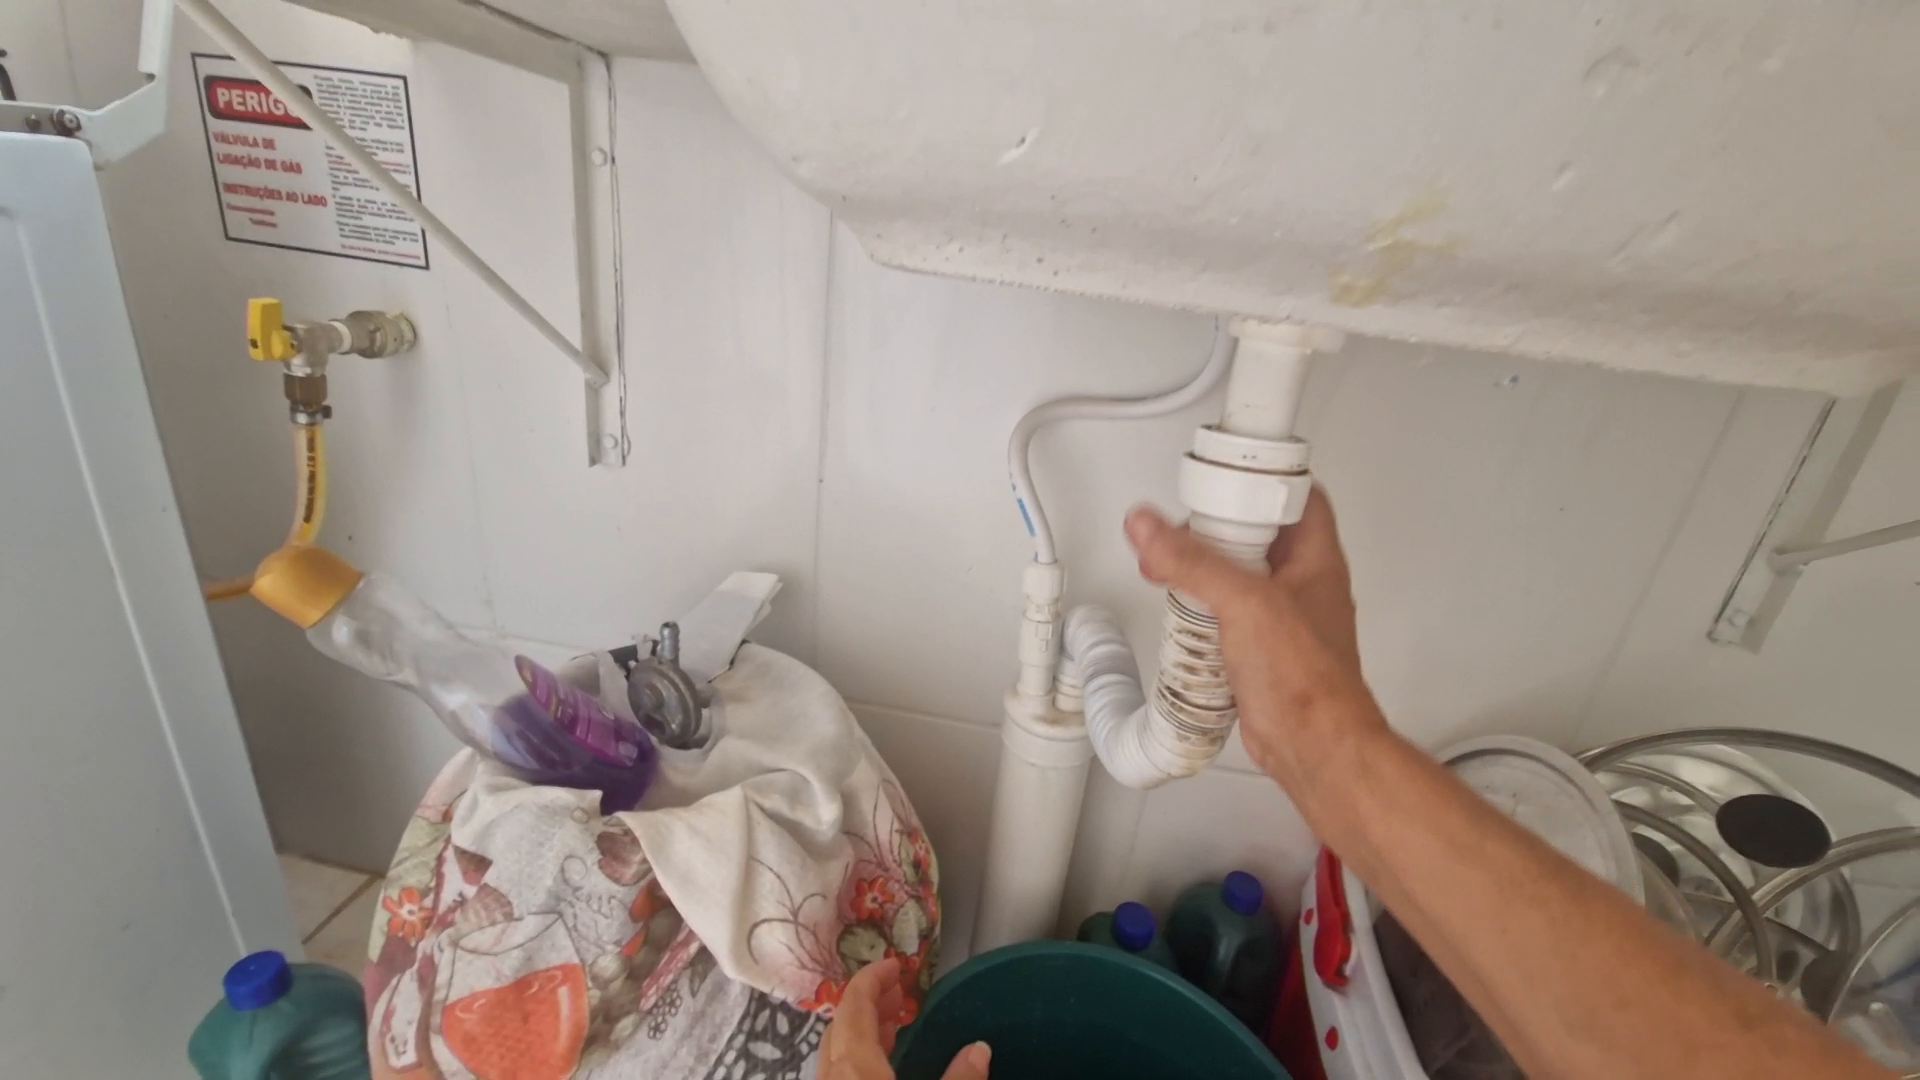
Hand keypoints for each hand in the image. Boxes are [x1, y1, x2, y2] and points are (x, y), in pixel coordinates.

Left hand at [819, 958, 990, 1079]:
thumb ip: (958, 1078)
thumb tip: (980, 1048)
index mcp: (854, 1066)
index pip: (854, 1004)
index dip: (873, 978)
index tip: (896, 965)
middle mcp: (832, 1076)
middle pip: (842, 1024)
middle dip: (871, 1002)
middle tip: (900, 993)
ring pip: (837, 1052)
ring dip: (864, 1031)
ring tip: (895, 1026)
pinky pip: (839, 1073)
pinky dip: (858, 1059)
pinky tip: (883, 1069)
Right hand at [1124, 486, 1384, 791]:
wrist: (1312, 746)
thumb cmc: (1307, 680)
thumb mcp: (1244, 602)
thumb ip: (1192, 561)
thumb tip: (1149, 527)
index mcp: (1315, 561)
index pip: (1297, 498)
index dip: (1261, 482)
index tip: (1219, 479)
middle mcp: (1300, 585)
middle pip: (1256, 535)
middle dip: (1214, 528)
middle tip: (1182, 525)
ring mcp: (1279, 617)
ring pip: (1236, 575)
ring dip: (1202, 570)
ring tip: (1170, 565)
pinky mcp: (1257, 647)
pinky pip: (1224, 613)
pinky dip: (1199, 608)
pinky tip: (1179, 609)